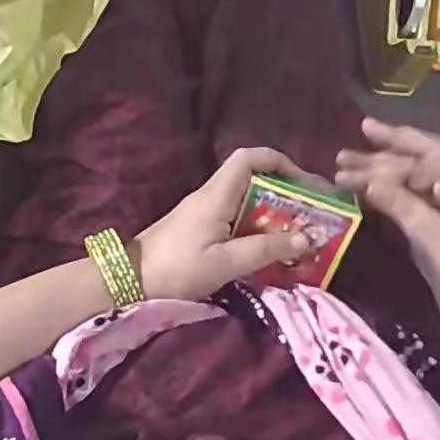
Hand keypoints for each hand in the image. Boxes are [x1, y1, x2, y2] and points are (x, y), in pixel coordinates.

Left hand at [134, 147, 321, 300]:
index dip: (280, 162)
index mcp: (216, 195)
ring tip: (297, 232)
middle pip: (253, 178)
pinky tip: (268, 246)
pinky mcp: (198, 227)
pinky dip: (256, 226)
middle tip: (310, 213)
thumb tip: (307, 237)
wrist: (129, 281)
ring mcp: (202, 211)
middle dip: (285, 192)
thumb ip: (266, 249)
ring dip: (272, 212)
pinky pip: (235, 217)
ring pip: (245, 199)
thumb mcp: (225, 263)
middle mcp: (210, 196)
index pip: (249, 158)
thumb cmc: (176, 269)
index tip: (304, 183)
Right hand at [335, 118, 439, 302]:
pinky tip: (370, 187)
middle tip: (342, 158)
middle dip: (379, 159)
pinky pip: (418, 191)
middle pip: (418, 161)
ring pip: (414, 175)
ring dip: (381, 173)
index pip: (429, 151)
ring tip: (346, 172)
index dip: (396, 139)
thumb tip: (370, 182)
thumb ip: (403, 207)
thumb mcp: (437, 239)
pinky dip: (393, 188)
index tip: (364, 129)